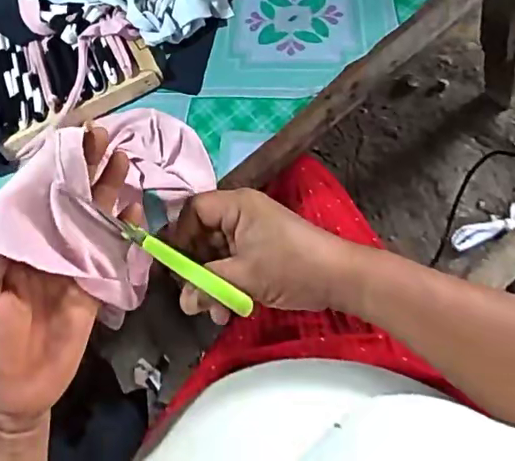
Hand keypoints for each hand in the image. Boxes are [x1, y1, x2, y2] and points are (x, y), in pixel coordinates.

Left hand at [0, 127, 139, 455]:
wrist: (6, 402)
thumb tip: (20, 197)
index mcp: (15, 239)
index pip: (36, 192)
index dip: (54, 165)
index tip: (70, 137)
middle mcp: (45, 244)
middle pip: (68, 198)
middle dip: (84, 166)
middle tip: (102, 135)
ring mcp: (70, 264)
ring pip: (91, 218)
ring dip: (106, 189)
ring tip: (121, 158)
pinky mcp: (91, 288)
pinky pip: (109, 254)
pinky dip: (122, 232)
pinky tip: (133, 210)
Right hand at [166, 188, 360, 323]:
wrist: (342, 278)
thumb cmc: (291, 266)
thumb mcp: (245, 277)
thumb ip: (209, 284)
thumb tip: (183, 301)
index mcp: (235, 204)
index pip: (192, 210)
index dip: (179, 236)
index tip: (173, 267)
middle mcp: (240, 211)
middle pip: (202, 233)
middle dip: (196, 266)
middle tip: (191, 295)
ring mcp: (252, 229)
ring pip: (217, 251)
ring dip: (212, 280)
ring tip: (215, 311)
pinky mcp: (262, 247)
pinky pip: (233, 260)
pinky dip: (228, 281)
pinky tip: (229, 308)